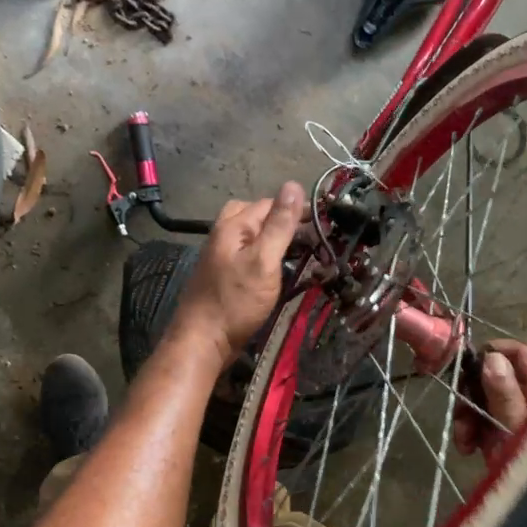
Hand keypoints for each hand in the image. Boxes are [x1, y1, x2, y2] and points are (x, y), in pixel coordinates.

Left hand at [168, 182, 307, 367]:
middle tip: (310, 236)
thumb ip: (279, 225)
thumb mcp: (263, 261)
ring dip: (274, 239)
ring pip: (252, 237)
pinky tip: (279, 270)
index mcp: (232, 226)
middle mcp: (223, 236)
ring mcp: (221, 257)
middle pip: (255, 216)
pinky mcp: (224, 277)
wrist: (203, 341)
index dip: (296, 209)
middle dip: (282, 221)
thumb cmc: (235, 301)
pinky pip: (248, 255)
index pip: (268, 204)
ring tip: (301, 252)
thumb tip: (293, 185)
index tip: (324, 221)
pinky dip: (265, 257)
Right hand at [453, 339, 526, 465]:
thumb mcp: (516, 432)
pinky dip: (471, 431)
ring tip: (463, 440)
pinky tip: (466, 449)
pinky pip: (482, 422)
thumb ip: (505, 395)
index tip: (468, 366)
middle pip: (496, 376)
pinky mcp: (506, 438)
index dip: (495, 353)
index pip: (522, 355)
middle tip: (460, 411)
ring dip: (467, 414)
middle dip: (472, 391)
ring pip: (485, 399)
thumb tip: (492, 356)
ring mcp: (518, 420)